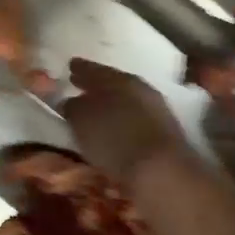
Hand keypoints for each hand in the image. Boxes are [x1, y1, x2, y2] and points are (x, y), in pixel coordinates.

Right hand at [57, 58, 187, 186]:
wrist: (161, 170)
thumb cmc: (113, 139)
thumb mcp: (81, 121)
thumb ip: (73, 107)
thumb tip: (71, 101)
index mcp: (118, 79)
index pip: (94, 69)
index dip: (80, 68)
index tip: (70, 65)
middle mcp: (139, 88)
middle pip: (113, 82)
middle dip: (95, 84)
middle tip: (79, 84)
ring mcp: (155, 109)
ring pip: (126, 99)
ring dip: (110, 102)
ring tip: (93, 109)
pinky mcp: (164, 130)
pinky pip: (135, 116)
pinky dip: (122, 117)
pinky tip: (113, 126)